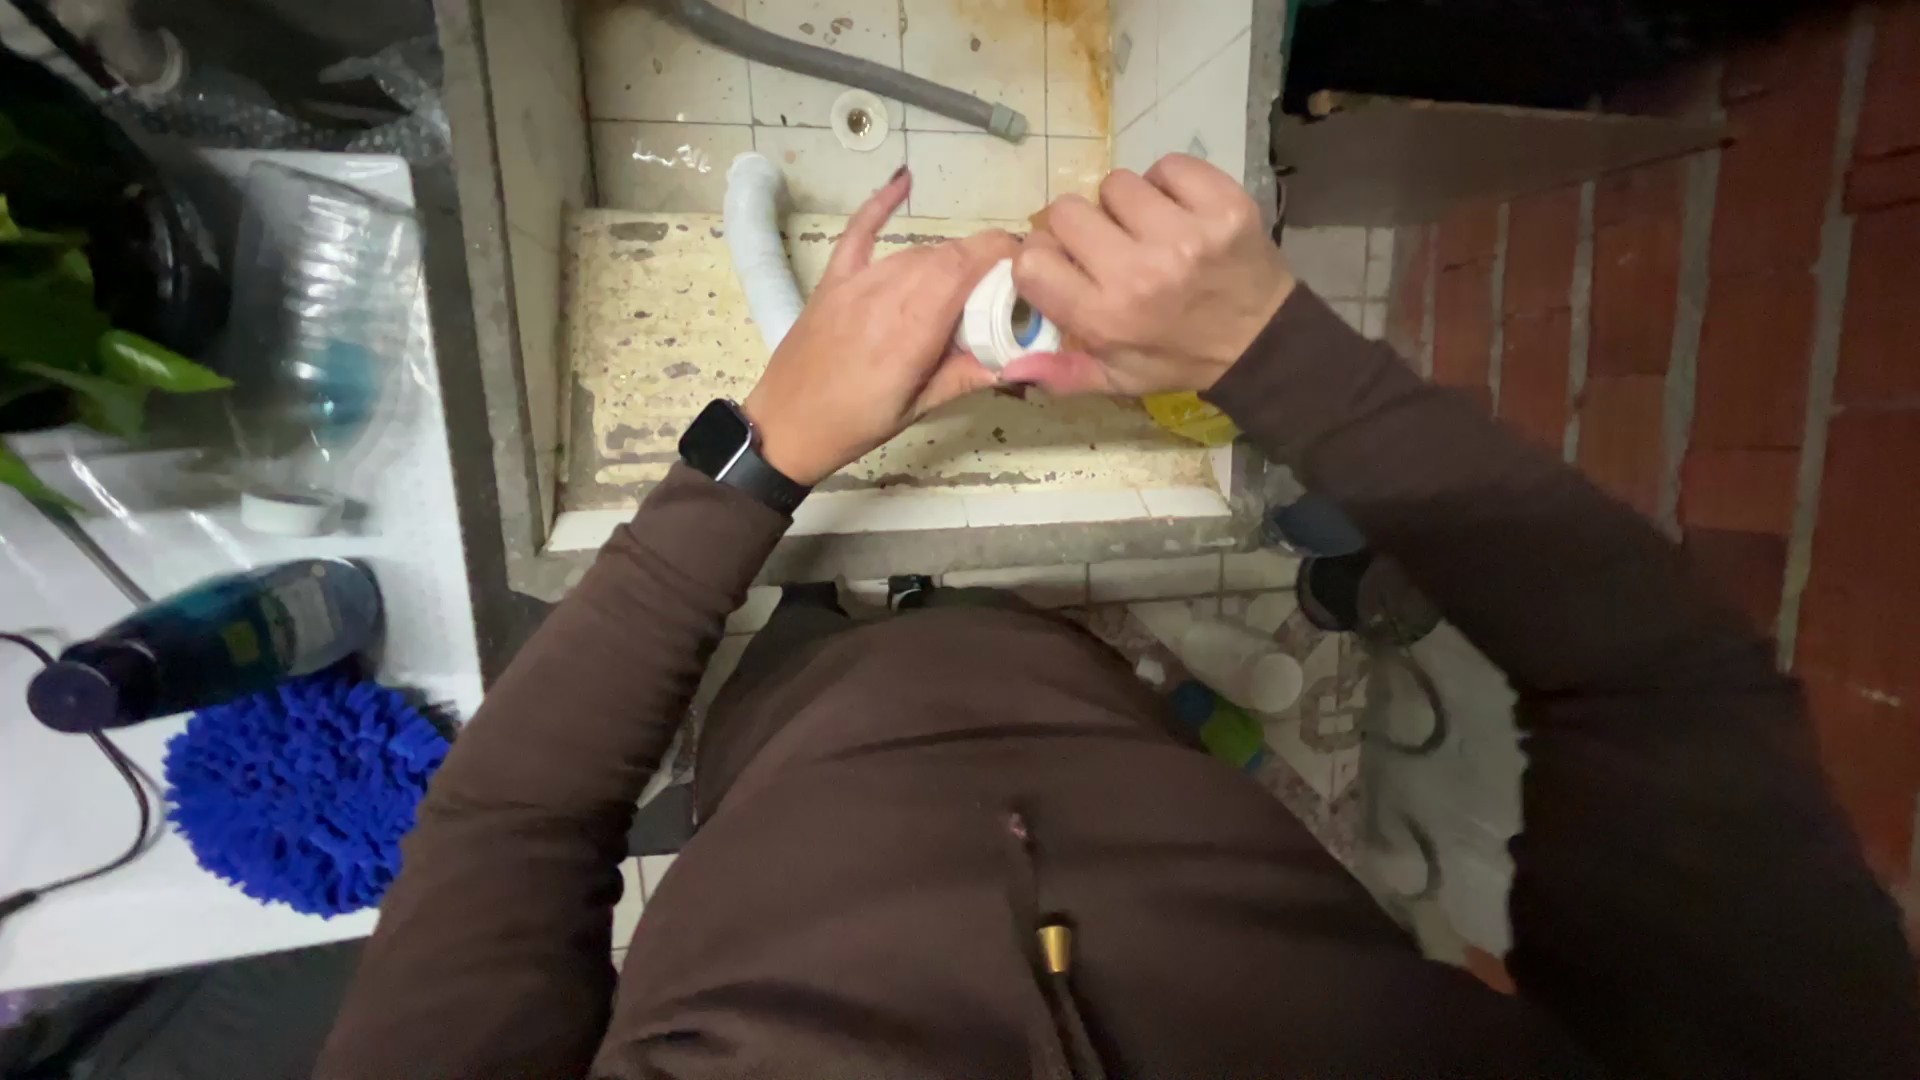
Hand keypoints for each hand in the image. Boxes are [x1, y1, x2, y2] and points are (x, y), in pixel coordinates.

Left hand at [742, 170, 1016, 484]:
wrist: (787, 425)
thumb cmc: (857, 424)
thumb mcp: (919, 409)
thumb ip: (966, 377)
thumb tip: (1017, 360)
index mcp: (913, 328)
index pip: (967, 266)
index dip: (1002, 254)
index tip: (1027, 264)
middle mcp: (888, 293)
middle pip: (947, 255)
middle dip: (984, 258)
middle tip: (1006, 282)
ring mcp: (858, 282)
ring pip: (916, 251)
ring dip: (949, 257)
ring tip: (969, 280)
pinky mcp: (833, 279)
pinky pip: (859, 232)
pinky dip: (881, 204)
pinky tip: (903, 180)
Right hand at [1004, 154, 1295, 395]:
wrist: (1258, 341)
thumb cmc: (1174, 359)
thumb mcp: (1115, 380)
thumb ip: (1060, 372)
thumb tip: (1007, 364)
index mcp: (1105, 318)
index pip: (1033, 260)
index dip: (1041, 257)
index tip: (1062, 265)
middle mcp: (1138, 273)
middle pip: (1067, 211)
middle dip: (1078, 228)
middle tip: (1105, 247)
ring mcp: (1183, 235)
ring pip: (1115, 184)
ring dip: (1123, 206)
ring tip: (1146, 231)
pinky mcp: (1221, 204)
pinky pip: (1167, 167)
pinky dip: (1166, 185)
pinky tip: (1177, 213)